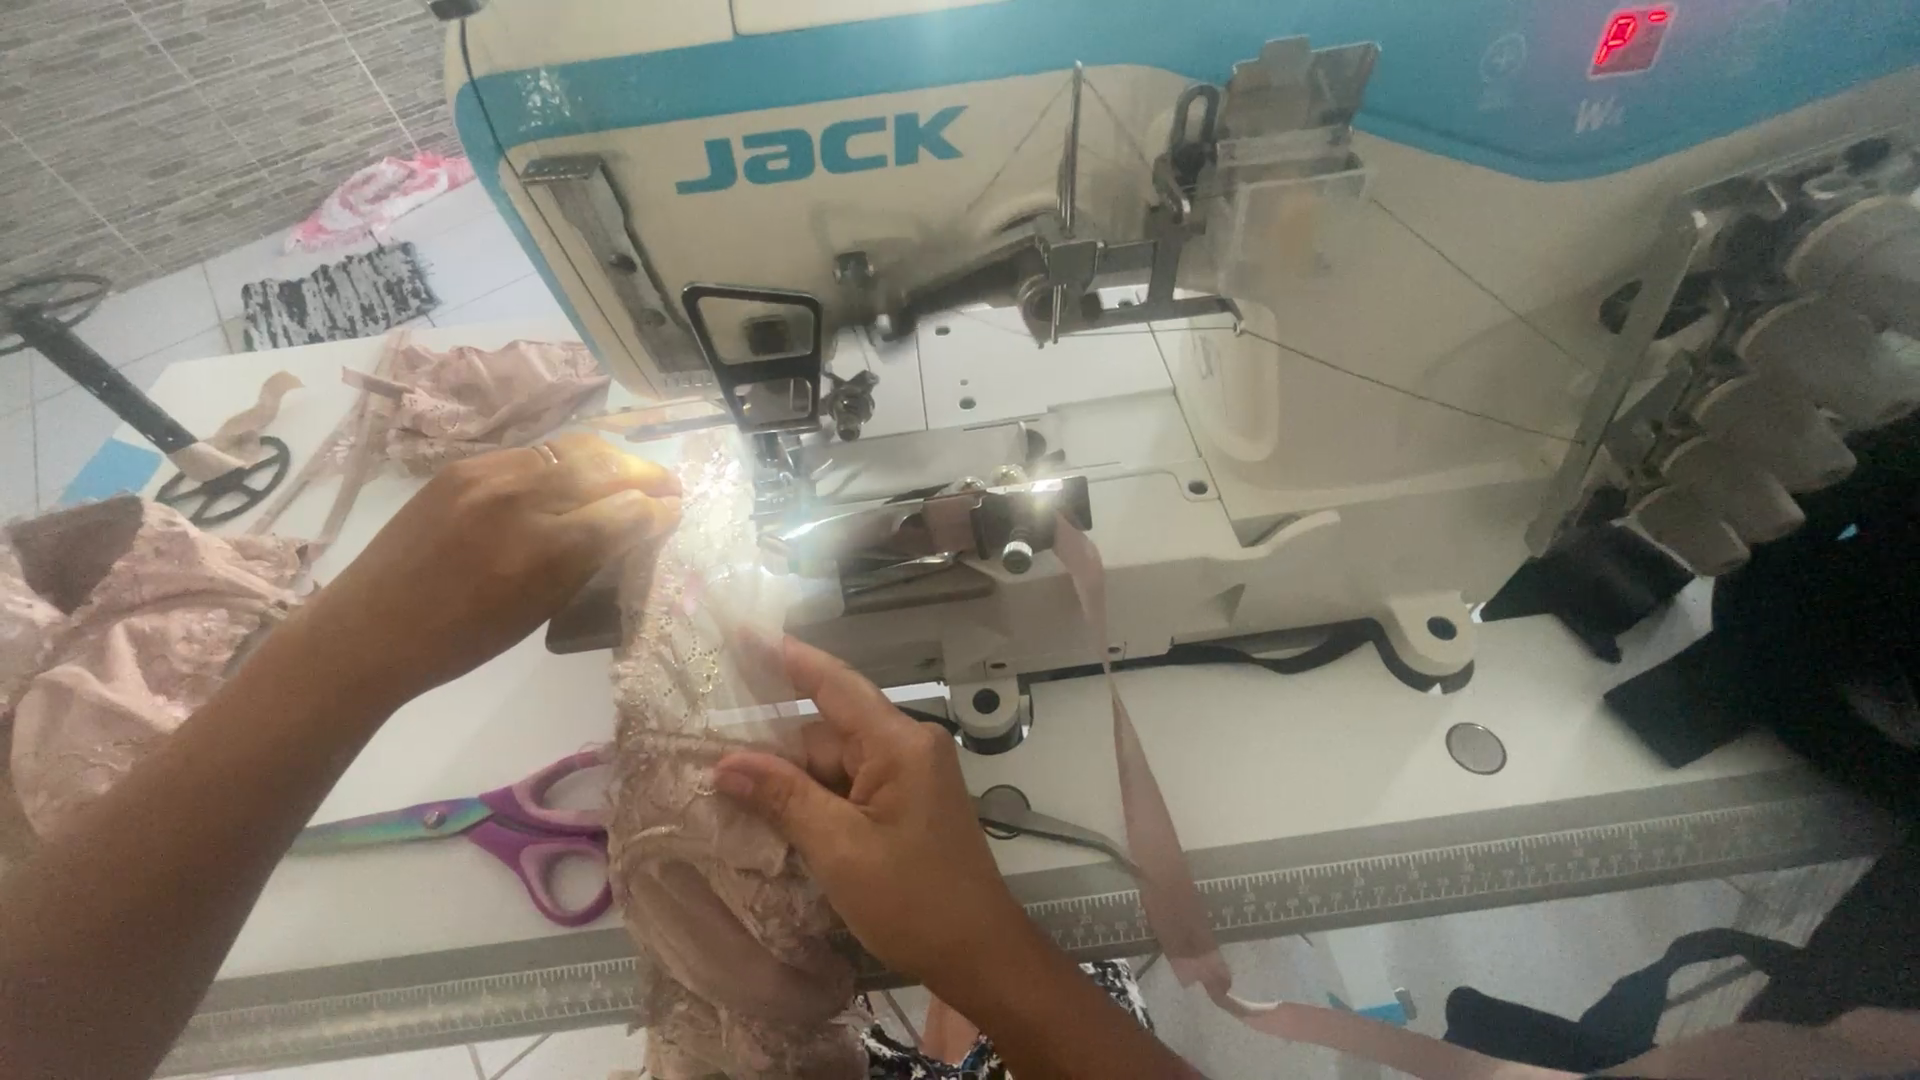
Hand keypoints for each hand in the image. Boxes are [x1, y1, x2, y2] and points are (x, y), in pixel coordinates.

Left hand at [290, 434, 680, 709]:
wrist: (369, 629)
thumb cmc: (465, 639)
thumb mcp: (545, 607)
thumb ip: (595, 559)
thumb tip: (638, 526)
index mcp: (544, 551)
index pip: (627, 511)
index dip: (661, 510)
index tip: (677, 512)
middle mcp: (520, 500)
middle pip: (608, 466)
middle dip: (648, 475)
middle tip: (669, 487)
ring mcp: (487, 475)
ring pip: (574, 448)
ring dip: (613, 460)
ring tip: (632, 474)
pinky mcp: (464, 466)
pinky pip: (536, 453)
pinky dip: (569, 462)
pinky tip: (578, 476)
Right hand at [711, 638, 1033, 987]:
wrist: (979, 952)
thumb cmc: (913, 901)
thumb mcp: (839, 850)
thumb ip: (784, 798)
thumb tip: (725, 764)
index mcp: (899, 744)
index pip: (835, 685)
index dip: (787, 657)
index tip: (744, 632)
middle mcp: (908, 745)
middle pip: (828, 732)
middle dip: (777, 753)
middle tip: (715, 767)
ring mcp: (911, 772)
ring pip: (836, 762)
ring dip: (795, 784)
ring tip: (739, 804)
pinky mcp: (909, 799)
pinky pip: (853, 784)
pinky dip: (819, 801)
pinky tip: (782, 822)